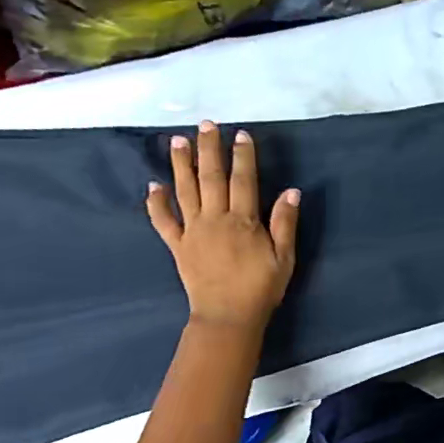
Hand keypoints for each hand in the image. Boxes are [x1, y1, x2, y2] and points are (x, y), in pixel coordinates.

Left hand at [147, 121, 300, 329]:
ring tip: (177, 141)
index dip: (243, 156)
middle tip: (206, 124)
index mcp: (243, 220)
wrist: (227, 318)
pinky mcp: (178, 246)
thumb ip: (285, 223)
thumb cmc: (260, 289)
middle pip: (211, 177)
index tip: (241, 135)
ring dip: (181, 165)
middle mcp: (215, 219)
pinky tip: (152, 186)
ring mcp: (193, 231)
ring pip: (185, 191)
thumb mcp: (284, 258)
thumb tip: (291, 191)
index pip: (243, 180)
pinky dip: (156, 203)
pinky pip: (164, 221)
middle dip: (210, 149)